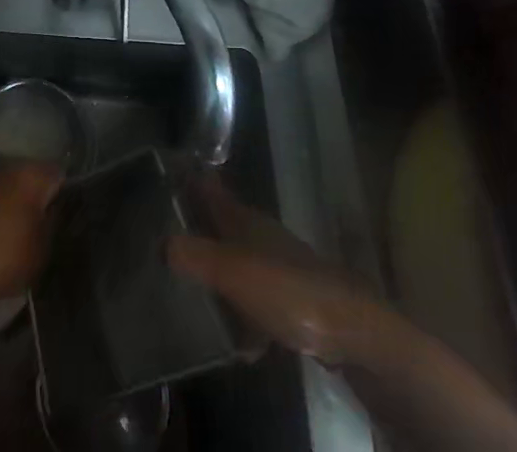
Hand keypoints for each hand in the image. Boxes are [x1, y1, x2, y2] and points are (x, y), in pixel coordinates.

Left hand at [0, 161, 62, 317]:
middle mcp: (2, 165)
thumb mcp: (44, 247)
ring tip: (19, 228)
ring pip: (5, 183)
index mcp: (28, 173)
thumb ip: (55, 220)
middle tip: (45, 222)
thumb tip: (57, 206)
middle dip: (38, 194)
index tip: (68, 214)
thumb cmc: (4, 258)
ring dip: (13, 199)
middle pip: (30, 174)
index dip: (66, 193)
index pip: (58, 173)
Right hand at [168, 174, 390, 364]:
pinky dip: (244, 315)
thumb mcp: (230, 271)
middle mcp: (260, 236)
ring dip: (216, 274)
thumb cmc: (288, 291)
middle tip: (161, 237)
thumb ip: (192, 255)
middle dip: (194, 229)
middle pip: (220, 225)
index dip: (188, 178)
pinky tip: (237, 343)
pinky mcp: (293, 301)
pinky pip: (256, 302)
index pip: (209, 188)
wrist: (355, 334)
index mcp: (243, 220)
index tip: (163, 173)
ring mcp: (279, 268)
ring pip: (236, 263)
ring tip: (187, 292)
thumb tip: (161, 244)